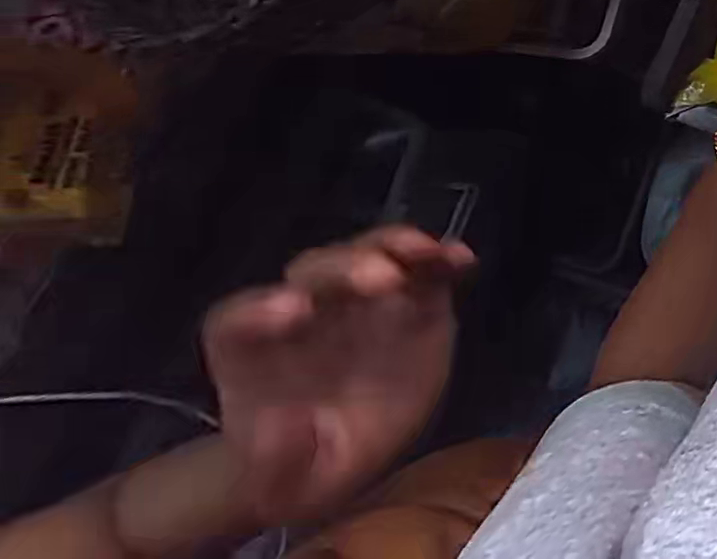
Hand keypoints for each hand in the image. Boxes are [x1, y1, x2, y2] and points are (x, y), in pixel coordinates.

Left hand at [201, 226, 474, 524]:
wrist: (357, 452)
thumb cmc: (308, 468)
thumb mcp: (285, 485)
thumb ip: (274, 460)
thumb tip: (281, 421)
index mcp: (261, 356)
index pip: (239, 319)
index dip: (259, 309)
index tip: (290, 312)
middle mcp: (313, 314)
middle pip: (316, 270)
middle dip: (347, 267)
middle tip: (382, 279)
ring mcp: (370, 301)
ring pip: (373, 252)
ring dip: (398, 246)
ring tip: (428, 253)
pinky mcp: (420, 299)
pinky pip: (430, 268)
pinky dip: (446, 256)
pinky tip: (462, 259)